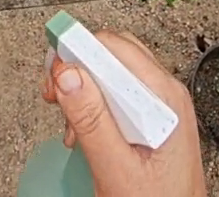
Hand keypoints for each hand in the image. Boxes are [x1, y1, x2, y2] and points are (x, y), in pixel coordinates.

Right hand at [43, 31, 205, 196]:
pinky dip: (92, 103)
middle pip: (112, 53)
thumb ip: (91, 121)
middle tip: (54, 90)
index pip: (114, 48)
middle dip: (77, 67)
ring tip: (68, 118)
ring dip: (83, 87)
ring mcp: (159, 107)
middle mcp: (165, 95)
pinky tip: (83, 130)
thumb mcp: (117, 171)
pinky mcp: (150, 120)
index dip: (78, 50)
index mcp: (165, 100)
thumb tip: (68, 74)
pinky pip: (116, 93)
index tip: (53, 64)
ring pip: (111, 71)